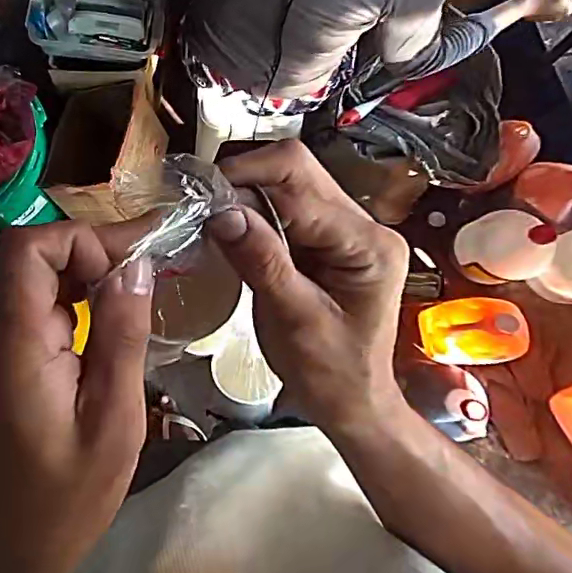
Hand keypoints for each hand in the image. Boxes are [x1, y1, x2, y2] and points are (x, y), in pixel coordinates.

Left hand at [0, 222, 152, 572]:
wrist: (24, 544)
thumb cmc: (70, 493)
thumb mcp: (114, 418)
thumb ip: (122, 336)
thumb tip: (135, 264)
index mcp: (19, 339)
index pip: (27, 247)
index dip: (79, 238)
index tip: (132, 262)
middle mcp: (4, 328)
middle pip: (37, 252)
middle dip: (95, 246)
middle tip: (154, 260)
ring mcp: (9, 340)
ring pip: (44, 272)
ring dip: (94, 266)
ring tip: (148, 277)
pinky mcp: (21, 352)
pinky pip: (50, 300)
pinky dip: (87, 290)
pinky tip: (122, 307)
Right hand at [209, 140, 410, 436]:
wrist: (353, 402)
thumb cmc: (331, 375)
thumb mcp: (294, 322)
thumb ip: (262, 262)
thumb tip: (223, 212)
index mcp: (368, 244)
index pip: (301, 183)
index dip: (246, 181)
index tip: (203, 199)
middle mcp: (364, 226)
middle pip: (297, 170)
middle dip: (245, 177)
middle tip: (205, 204)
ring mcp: (347, 229)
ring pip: (289, 182)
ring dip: (247, 193)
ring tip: (214, 218)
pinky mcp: (327, 238)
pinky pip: (285, 205)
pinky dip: (253, 210)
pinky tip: (232, 229)